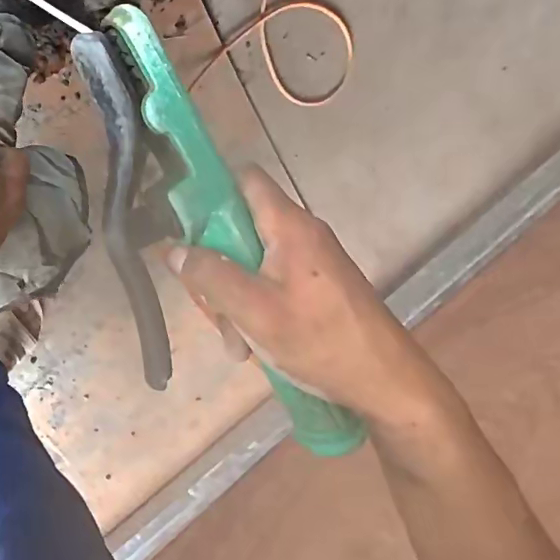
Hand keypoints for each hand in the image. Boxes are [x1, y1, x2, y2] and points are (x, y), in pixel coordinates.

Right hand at [166, 168, 466, 459]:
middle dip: (216, 265)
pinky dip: (255, 309)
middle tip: (207, 302)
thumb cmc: (320, 340)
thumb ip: (210, 276)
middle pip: (240, 227)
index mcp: (288, 225)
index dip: (210, 189)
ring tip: (236, 342)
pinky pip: (271, 283)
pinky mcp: (316, 286)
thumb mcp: (254, 311)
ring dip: (233, 298)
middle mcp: (300, 233)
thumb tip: (173, 250)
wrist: (386, 382)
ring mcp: (310, 261)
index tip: (182, 220)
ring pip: (252, 262)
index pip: (245, 178)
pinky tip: (253, 347)